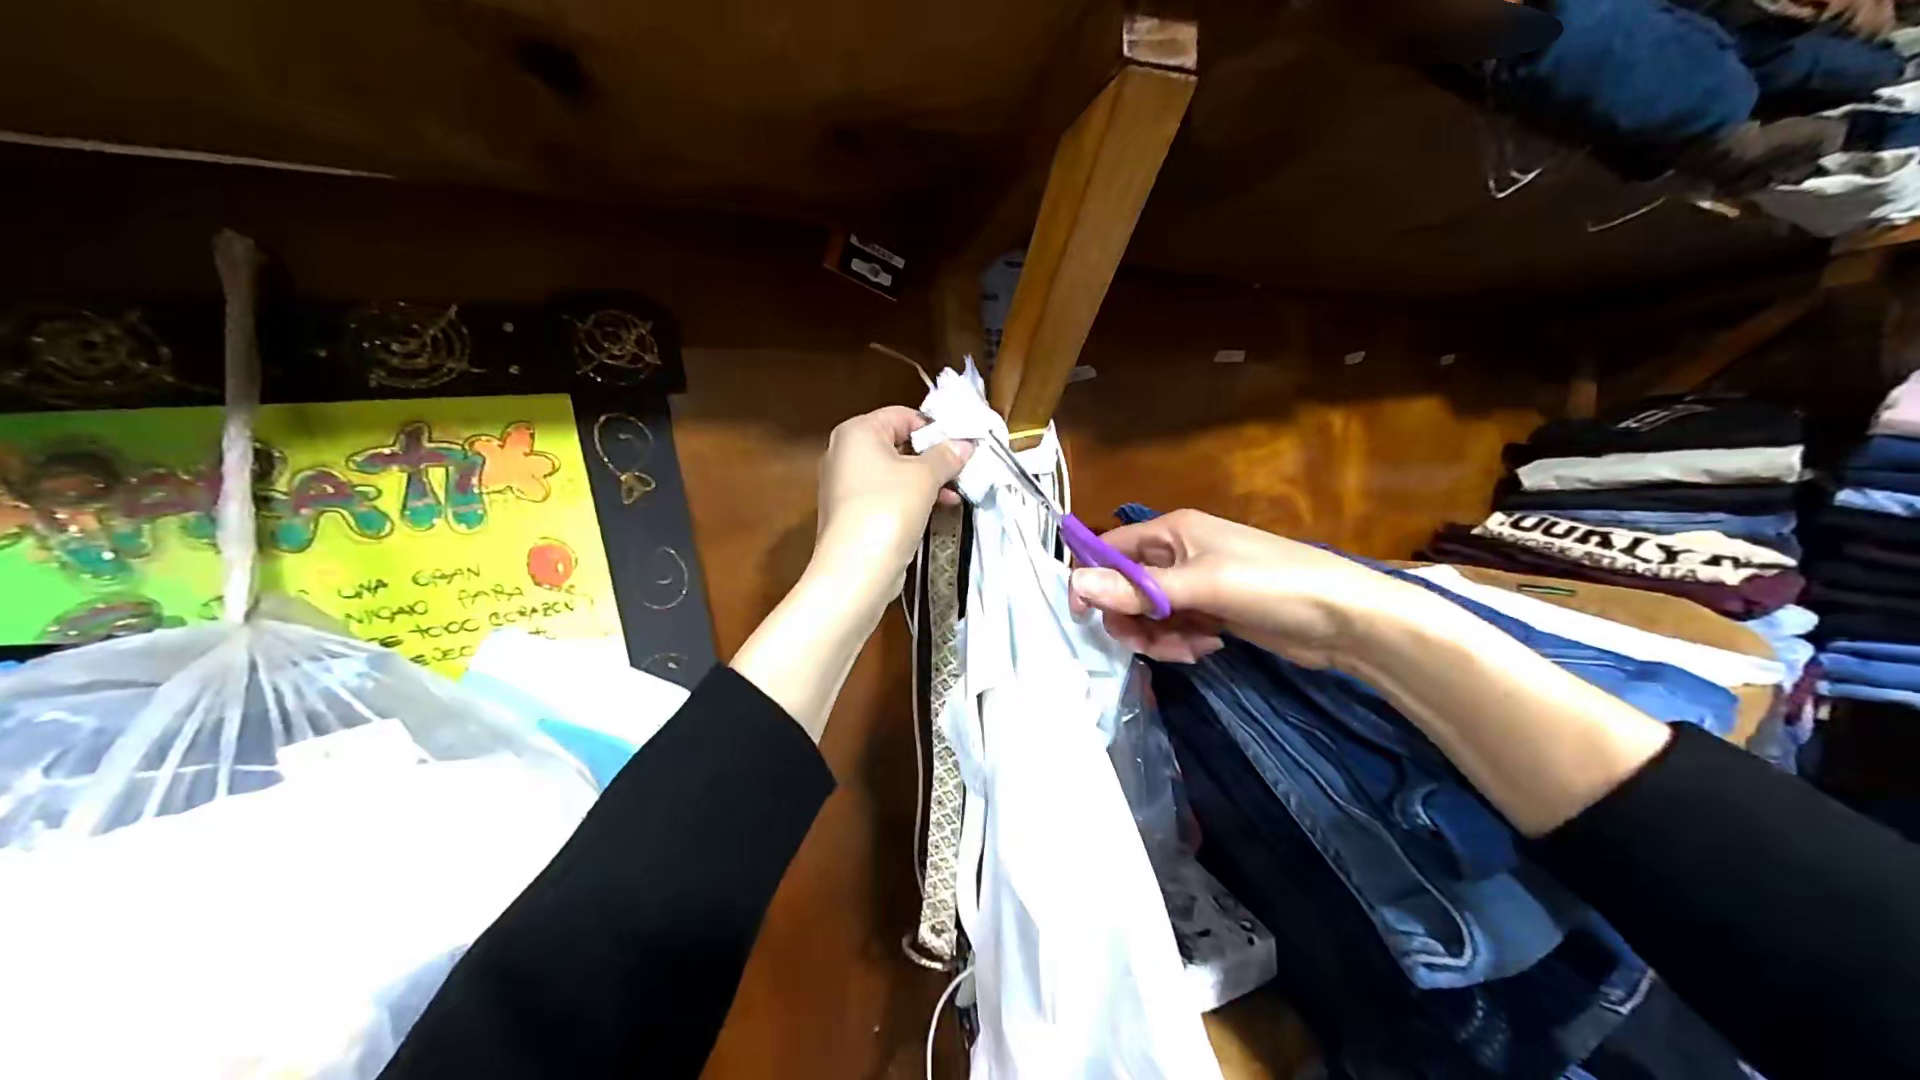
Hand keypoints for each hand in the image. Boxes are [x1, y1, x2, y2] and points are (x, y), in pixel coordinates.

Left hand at [812, 406, 972, 594]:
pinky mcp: (850, 513)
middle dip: (932, 456)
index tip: (961, 443)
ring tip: (955, 491)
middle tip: (962, 468)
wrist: (856, 568)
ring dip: (925, 479)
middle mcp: (844, 452)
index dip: (934, 427)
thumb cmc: (888, 508)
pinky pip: (885, 495)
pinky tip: (938, 507)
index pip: (902, 415)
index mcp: (856, 432)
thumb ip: (946, 456)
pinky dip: (910, 497)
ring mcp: (844, 484)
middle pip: (897, 443)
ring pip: (893, 472)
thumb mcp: (925, 476)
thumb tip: (963, 445)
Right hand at [1068, 509, 1453, 668]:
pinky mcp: (1212, 610)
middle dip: (1131, 618)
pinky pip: (1175, 626)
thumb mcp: (1200, 586)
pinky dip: (1182, 640)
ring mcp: (1195, 583)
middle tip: (1145, 642)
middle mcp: (1177, 553)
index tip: (1084, 615)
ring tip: (1190, 648)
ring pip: (1149, 612)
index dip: (1091, 579)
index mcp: (1171, 531)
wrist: (1347, 619)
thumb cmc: (1271, 586)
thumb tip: (1075, 584)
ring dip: (1159, 635)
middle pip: (1125, 586)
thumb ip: (1137, 590)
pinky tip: (1209, 647)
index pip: (1109, 549)